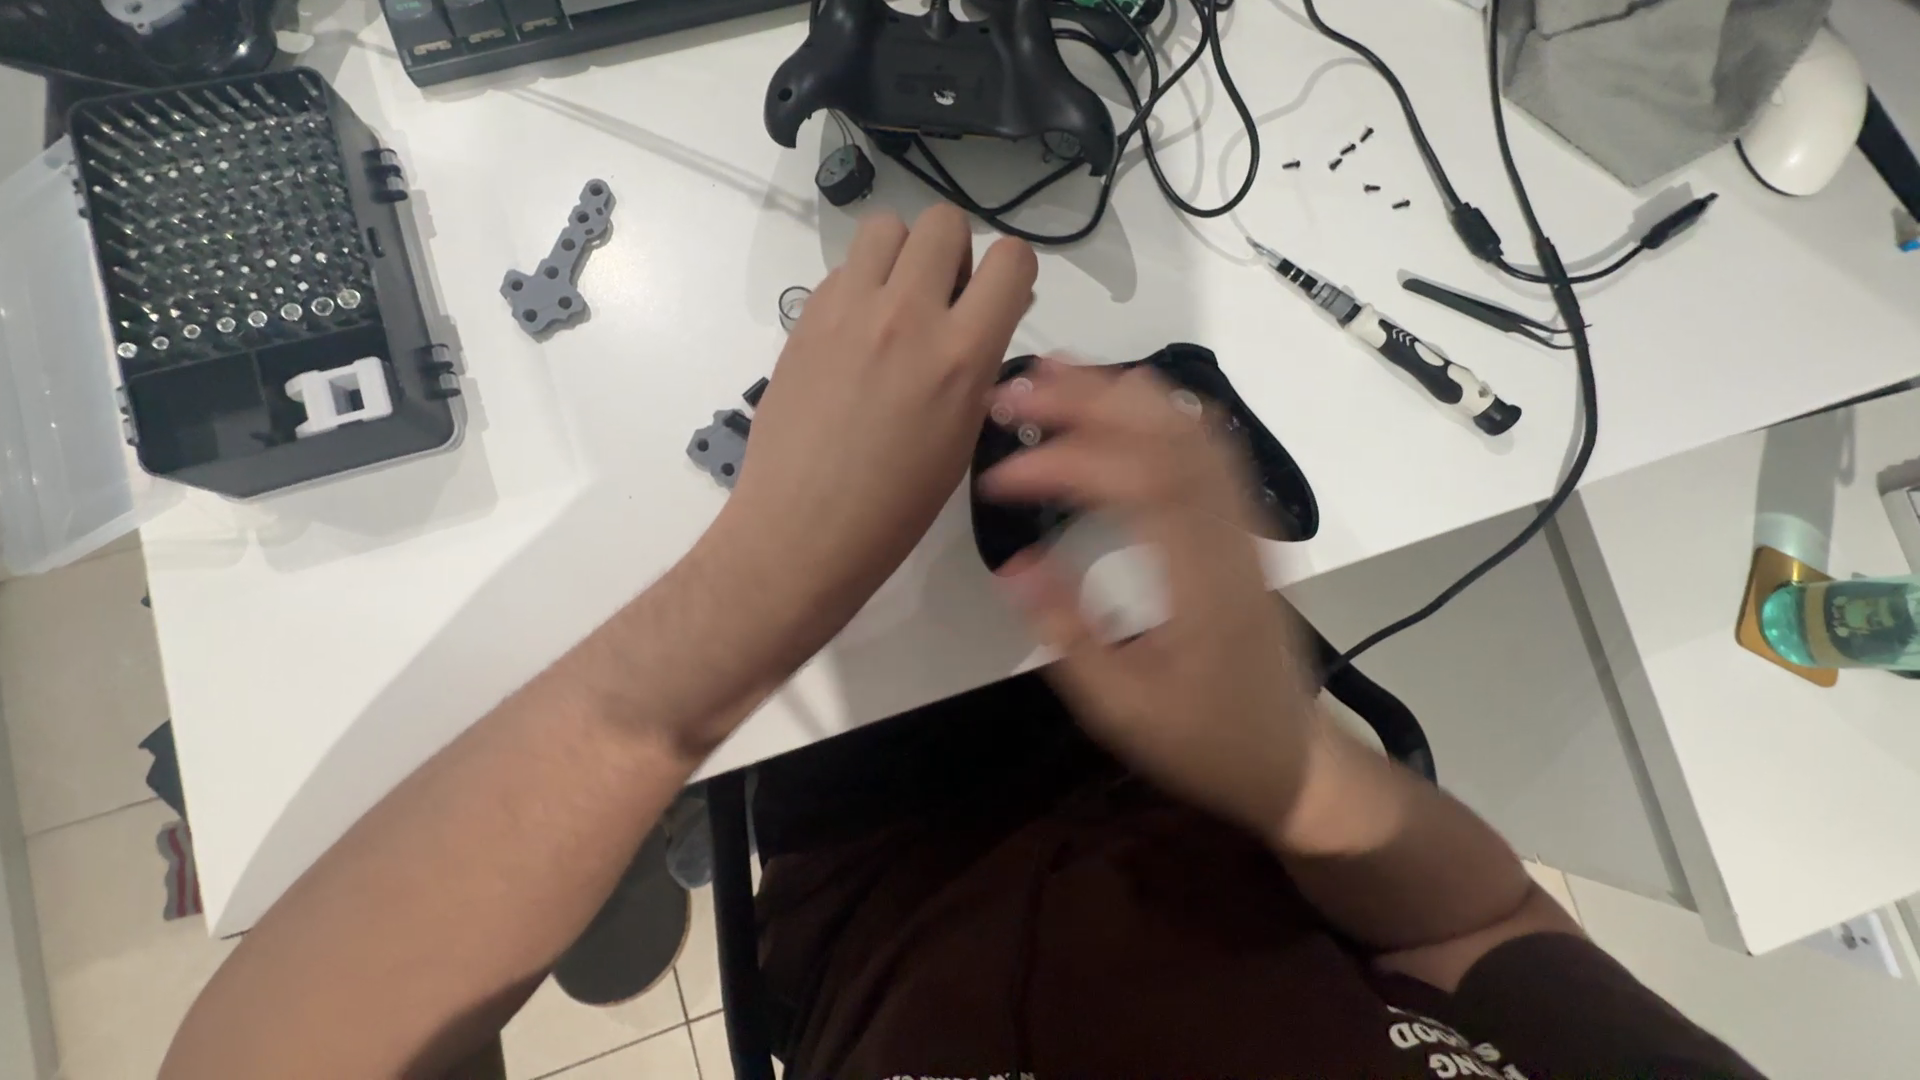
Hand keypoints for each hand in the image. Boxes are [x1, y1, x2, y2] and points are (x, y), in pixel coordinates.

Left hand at [712, 205, 1037, 655]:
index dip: (1013, 272)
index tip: (999, 299)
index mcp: (960, 357)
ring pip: (886, 227)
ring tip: (895, 305)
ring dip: (902, 255)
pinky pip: (843, 269)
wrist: (803, 529)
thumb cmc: (896, 506)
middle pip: (944, 221)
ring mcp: (847, 311)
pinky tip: (853, 337)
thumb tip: (984, 321)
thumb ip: (977, 366)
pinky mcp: (804, 319)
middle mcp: (906, 316)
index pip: (1012, 259)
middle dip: (955, 254)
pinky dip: (860, 286)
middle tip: (944, 301)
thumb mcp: (961, 437)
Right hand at [979, 359, 1326, 837]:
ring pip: (1193, 430)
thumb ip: (1067, 633)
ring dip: (1123, 394)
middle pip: (1170, 434)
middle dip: (1088, 399)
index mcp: (1202, 582)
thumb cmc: (1206, 741)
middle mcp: (1232, 536)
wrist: (1292, 760)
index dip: (1063, 461)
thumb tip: (1013, 565)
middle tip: (1018, 390)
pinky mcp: (1244, 528)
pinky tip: (1118, 409)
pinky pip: (1207, 450)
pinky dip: (1157, 414)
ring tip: (1058, 378)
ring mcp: (1246, 527)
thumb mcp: (1122, 708)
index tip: (1001, 476)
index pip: (1136, 483)